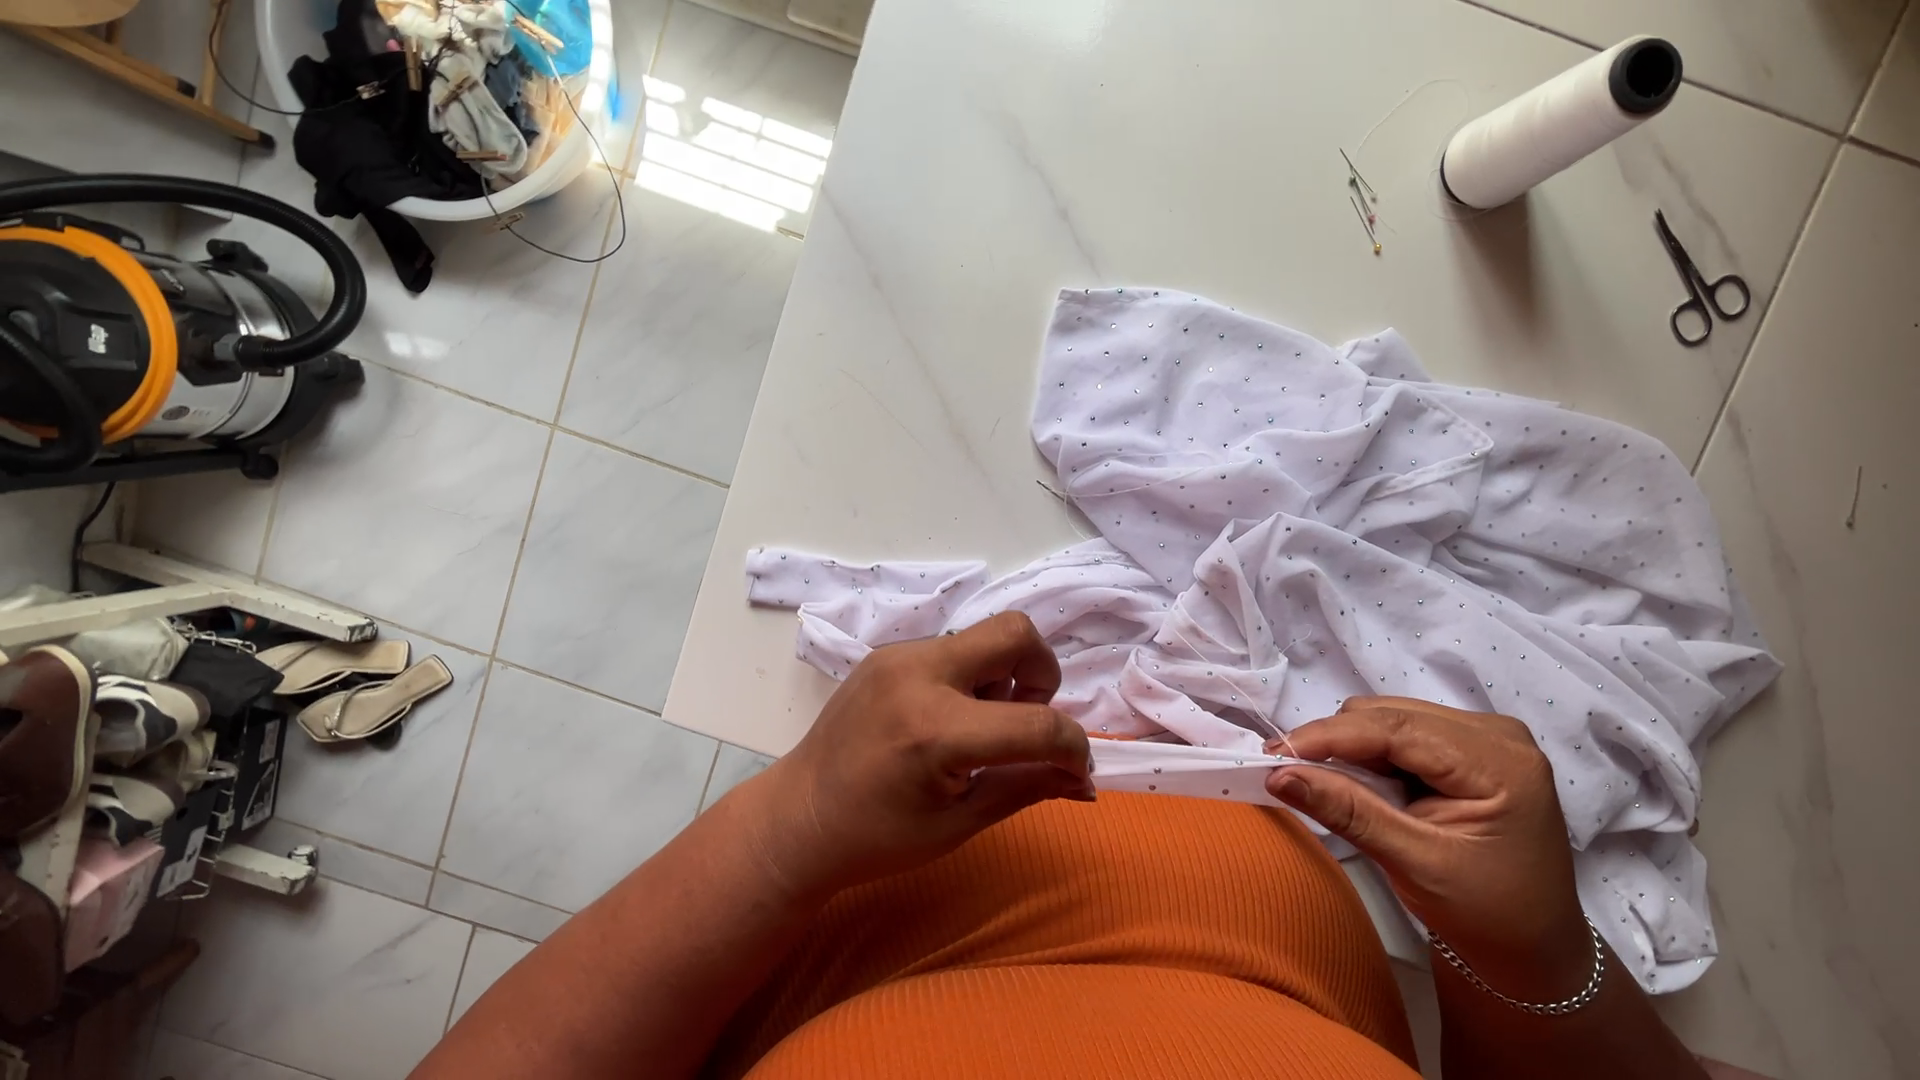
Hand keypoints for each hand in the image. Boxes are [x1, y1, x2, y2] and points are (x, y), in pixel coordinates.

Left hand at [748, 612, 1095, 899]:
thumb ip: (1027, 788)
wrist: (798, 818)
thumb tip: (1087, 783)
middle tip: (1023, 719)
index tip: (1073, 769)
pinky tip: (945, 719)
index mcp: (936, 730)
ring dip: (1002, 676)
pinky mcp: (885, 654)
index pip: (1036, 723)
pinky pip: (950, 648)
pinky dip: (969, 676)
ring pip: (983, 637)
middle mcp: (919, 675)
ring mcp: (898, 657)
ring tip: (977, 727)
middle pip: (1016, 633)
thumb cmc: (879, 838)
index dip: (1071, 747)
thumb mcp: (961, 823)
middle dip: (1041, 675)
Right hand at [1264, 696, 1590, 997]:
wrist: (1534, 944)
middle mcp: (1497, 733)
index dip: (1329, 735)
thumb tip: (1279, 775)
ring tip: (1336, 787)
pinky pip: (1400, 729)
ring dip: (1351, 747)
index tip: (1273, 754)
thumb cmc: (1485, 913)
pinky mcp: (1470, 744)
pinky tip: (1366, 784)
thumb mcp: (1413, 863)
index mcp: (1499, 763)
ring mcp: (1486, 735)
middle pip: (1388, 714)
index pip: (1395, 728)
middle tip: (1294, 775)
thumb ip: (1348, 811)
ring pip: (1388, 716)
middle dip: (1336, 741)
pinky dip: (1370, 752)